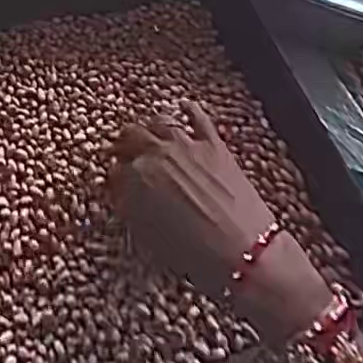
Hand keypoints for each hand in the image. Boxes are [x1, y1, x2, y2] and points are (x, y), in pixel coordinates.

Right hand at [110, 100, 279, 294]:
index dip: (114, 177)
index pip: (116, 170)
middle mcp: (157, 154)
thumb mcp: (153, 240)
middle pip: (131, 137)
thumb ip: (133, 211)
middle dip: (124, 145)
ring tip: (148, 133)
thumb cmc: (199, 257)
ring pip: (159, 122)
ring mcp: (186, 145)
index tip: (116, 183)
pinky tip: (184, 105)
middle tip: (122, 152)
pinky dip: (189, 109)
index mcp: (137, 178)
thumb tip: (125, 198)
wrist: (248, 256)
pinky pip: (198, 118)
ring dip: (150, 127)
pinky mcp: (213, 145)